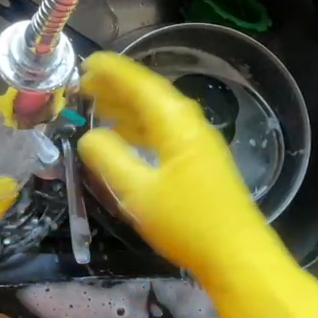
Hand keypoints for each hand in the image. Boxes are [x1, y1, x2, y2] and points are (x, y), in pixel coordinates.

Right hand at [75, 51, 274, 284]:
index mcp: (174, 122)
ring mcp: (195, 143)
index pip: (139, 83)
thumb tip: (88, 137)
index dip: (110, 71)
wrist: (236, 255)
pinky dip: (137, 129)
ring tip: (94, 104)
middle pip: (148, 95)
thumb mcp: (137, 191)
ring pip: (155, 114)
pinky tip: (121, 137)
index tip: (84, 62)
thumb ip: (108, 158)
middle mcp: (187, 124)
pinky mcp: (197, 162)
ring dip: (125, 108)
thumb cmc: (187, 222)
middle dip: (115, 87)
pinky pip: (161, 133)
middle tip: (82, 82)